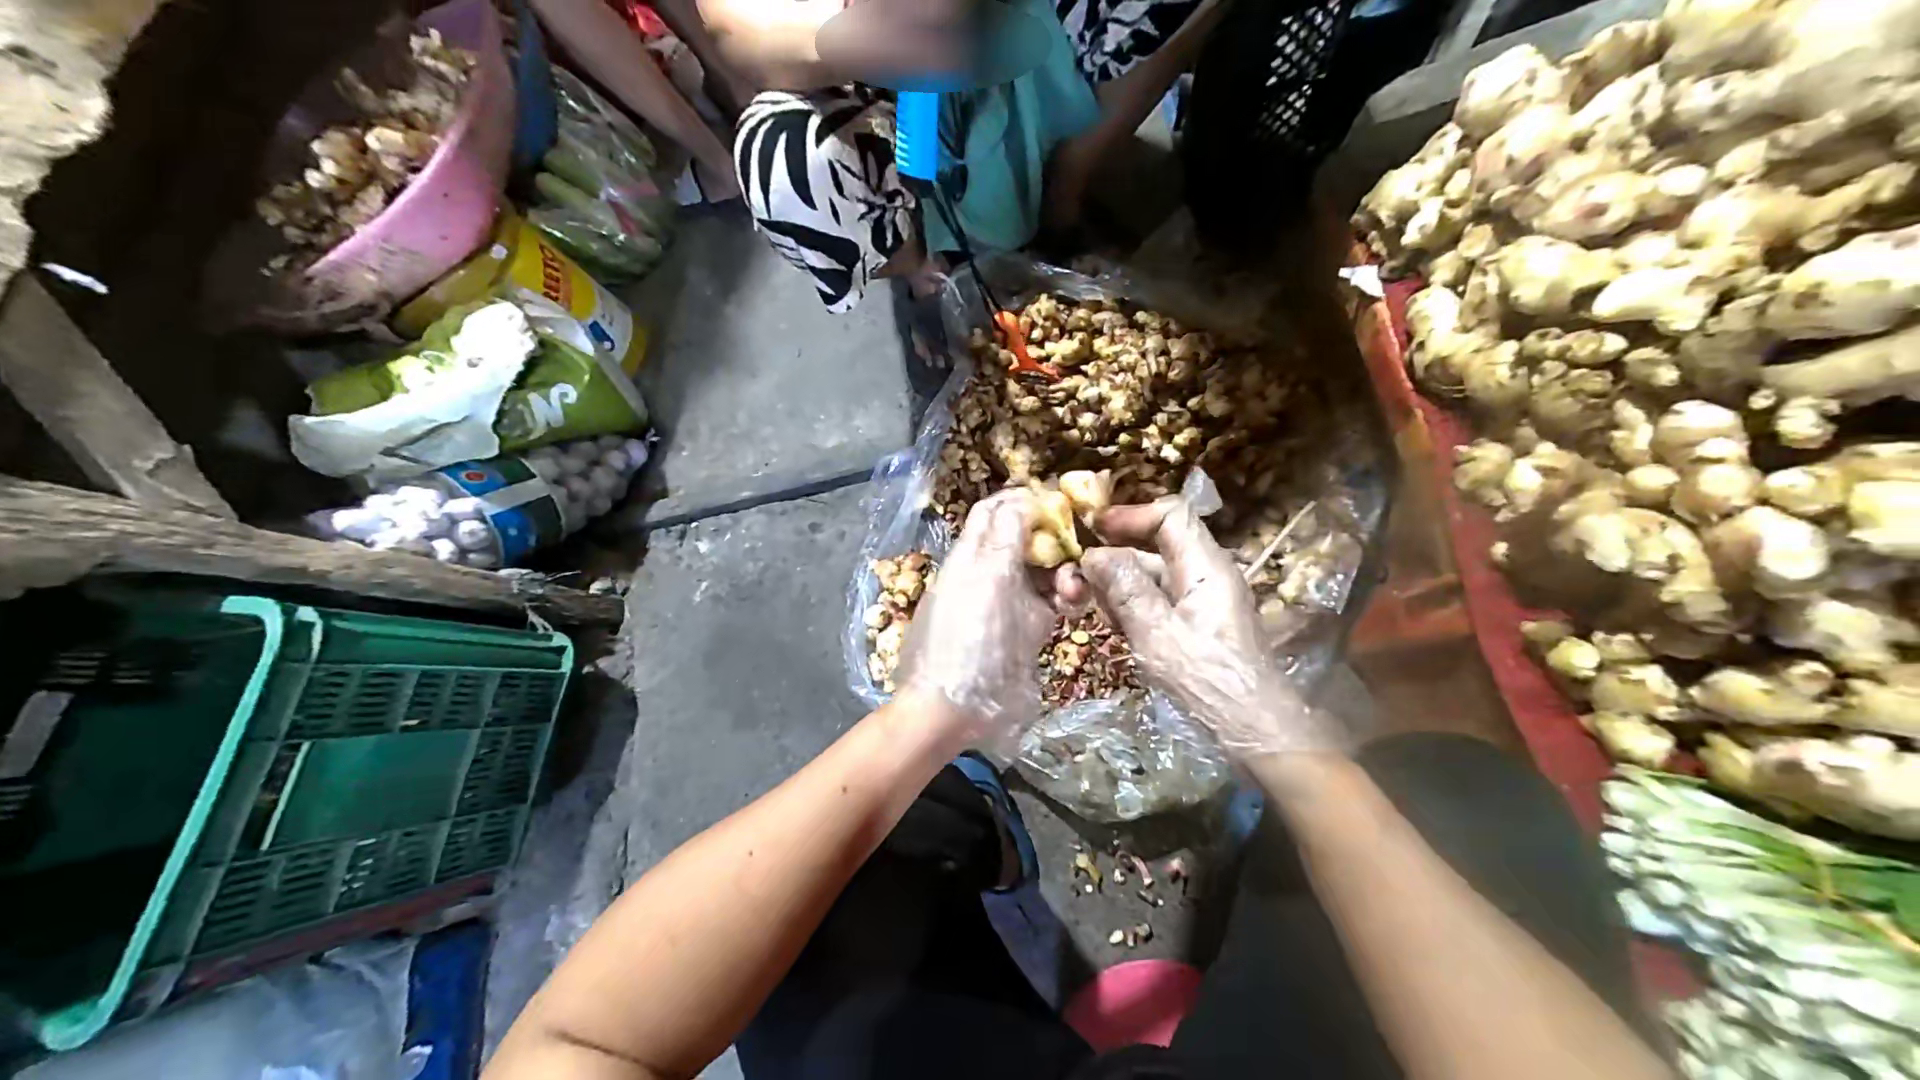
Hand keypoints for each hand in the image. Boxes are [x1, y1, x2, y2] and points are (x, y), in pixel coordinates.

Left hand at [894, 489, 1075, 749]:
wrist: (955, 710)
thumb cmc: (968, 638)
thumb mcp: (986, 576)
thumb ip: (1006, 533)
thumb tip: (1026, 498)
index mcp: (971, 554)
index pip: (995, 510)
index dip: (1024, 498)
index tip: (1061, 500)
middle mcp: (989, 573)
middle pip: (1025, 538)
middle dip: (1054, 536)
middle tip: (1083, 541)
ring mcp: (1009, 602)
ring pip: (1043, 569)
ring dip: (1065, 568)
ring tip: (1075, 584)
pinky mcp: (1027, 630)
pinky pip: (1053, 600)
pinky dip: (1069, 596)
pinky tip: (1076, 604)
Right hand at [1080, 498, 1349, 758]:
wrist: (1252, 728)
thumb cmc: (1206, 679)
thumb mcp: (1156, 633)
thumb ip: (1124, 588)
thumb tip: (1094, 553)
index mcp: (1205, 567)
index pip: (1170, 515)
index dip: (1130, 515)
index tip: (1092, 528)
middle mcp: (1205, 575)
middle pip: (1153, 547)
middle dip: (1112, 560)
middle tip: (1074, 583)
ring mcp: (1201, 600)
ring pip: (1151, 577)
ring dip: (1116, 587)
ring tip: (1085, 608)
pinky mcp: (1196, 624)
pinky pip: (1157, 601)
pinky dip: (1131, 608)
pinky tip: (1113, 628)